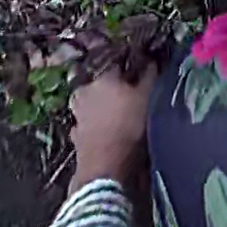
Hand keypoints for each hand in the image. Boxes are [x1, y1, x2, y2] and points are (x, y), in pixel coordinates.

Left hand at [67, 62, 157, 192]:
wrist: (105, 164)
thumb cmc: (128, 124)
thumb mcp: (146, 97)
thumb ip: (149, 77)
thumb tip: (151, 61)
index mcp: (104, 78)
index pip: (117, 66)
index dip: (128, 70)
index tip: (137, 74)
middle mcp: (87, 91)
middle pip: (99, 83)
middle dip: (109, 86)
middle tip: (124, 93)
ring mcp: (78, 114)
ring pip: (88, 102)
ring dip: (97, 104)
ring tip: (111, 110)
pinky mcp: (75, 135)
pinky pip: (84, 122)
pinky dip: (91, 123)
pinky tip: (101, 128)